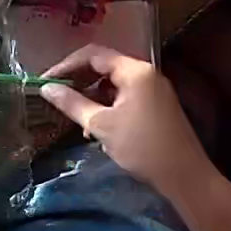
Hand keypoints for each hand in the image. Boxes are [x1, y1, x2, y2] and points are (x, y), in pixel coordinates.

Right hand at [39, 46, 217, 199]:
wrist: (185, 175)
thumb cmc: (142, 147)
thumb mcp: (101, 125)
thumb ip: (72, 104)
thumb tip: (46, 88)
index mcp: (134, 70)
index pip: (94, 55)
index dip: (66, 65)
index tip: (45, 81)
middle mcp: (146, 73)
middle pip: (104, 66)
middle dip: (78, 80)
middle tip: (55, 96)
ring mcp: (153, 89)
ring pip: (114, 84)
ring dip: (92, 96)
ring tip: (73, 115)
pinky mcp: (156, 105)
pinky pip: (125, 97)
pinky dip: (107, 106)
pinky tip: (95, 128)